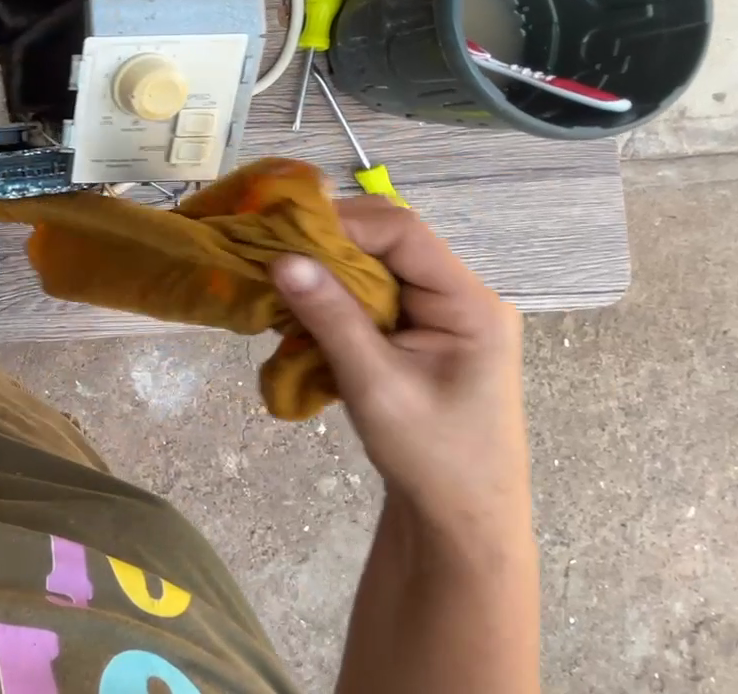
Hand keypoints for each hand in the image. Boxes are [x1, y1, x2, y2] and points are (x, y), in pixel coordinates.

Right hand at [270, 199, 531, 547]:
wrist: (461, 515)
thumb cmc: (431, 453)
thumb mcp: (375, 384)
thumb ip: (331, 317)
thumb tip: (282, 258)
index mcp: (469, 302)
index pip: (402, 232)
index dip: (340, 223)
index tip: (279, 235)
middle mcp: (459, 294)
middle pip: (387, 237)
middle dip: (325, 239)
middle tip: (268, 252)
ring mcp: (439, 311)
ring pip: (373, 261)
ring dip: (323, 266)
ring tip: (276, 279)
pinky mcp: (416, 328)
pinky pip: (368, 288)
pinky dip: (328, 290)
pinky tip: (298, 307)